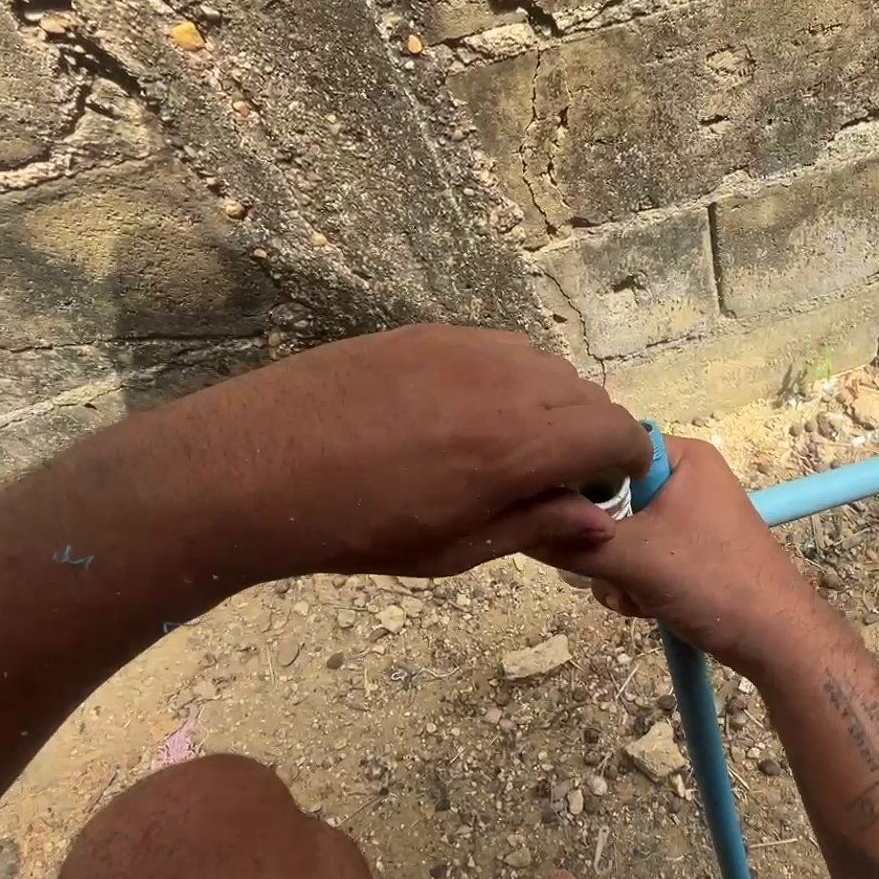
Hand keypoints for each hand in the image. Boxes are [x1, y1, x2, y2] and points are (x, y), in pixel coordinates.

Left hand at [92, 325, 651, 581]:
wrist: (250, 468)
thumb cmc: (359, 528)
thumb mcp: (458, 549)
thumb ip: (539, 524)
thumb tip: (601, 520)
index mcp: (521, 444)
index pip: (617, 431)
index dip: (628, 459)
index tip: (610, 482)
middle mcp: (508, 382)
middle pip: (589, 394)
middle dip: (591, 434)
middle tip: (555, 472)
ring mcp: (468, 347)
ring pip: (548, 365)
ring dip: (553, 402)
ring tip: (509, 440)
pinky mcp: (432, 330)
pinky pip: (502, 348)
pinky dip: (511, 378)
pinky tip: (467, 408)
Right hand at [539, 436, 839, 676]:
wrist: (775, 639)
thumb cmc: (714, 582)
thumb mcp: (637, 559)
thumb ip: (573, 542)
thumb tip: (515, 527)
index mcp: (682, 458)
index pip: (608, 448)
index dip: (578, 482)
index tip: (559, 518)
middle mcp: (685, 478)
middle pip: (609, 497)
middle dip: (602, 543)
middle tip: (609, 570)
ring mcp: (687, 516)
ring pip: (620, 533)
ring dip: (617, 572)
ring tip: (636, 595)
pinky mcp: (686, 549)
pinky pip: (639, 555)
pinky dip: (635, 583)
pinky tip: (647, 607)